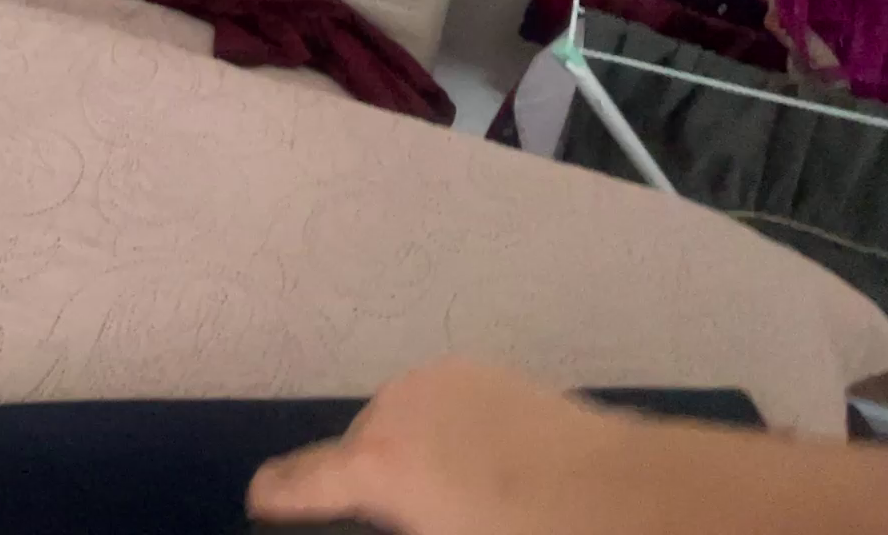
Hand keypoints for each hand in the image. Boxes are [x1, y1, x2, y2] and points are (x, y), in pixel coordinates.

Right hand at [248, 361, 641, 534]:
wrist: (629, 498)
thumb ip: (406, 515)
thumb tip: (399, 508)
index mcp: (381, 466)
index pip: (307, 479)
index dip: (278, 492)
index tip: (258, 497)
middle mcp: (393, 410)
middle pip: (357, 448)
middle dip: (365, 480)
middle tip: (403, 515)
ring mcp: (433, 383)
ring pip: (397, 421)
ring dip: (405, 451)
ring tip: (451, 489)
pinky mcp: (473, 370)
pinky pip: (434, 402)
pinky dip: (440, 428)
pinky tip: (483, 458)